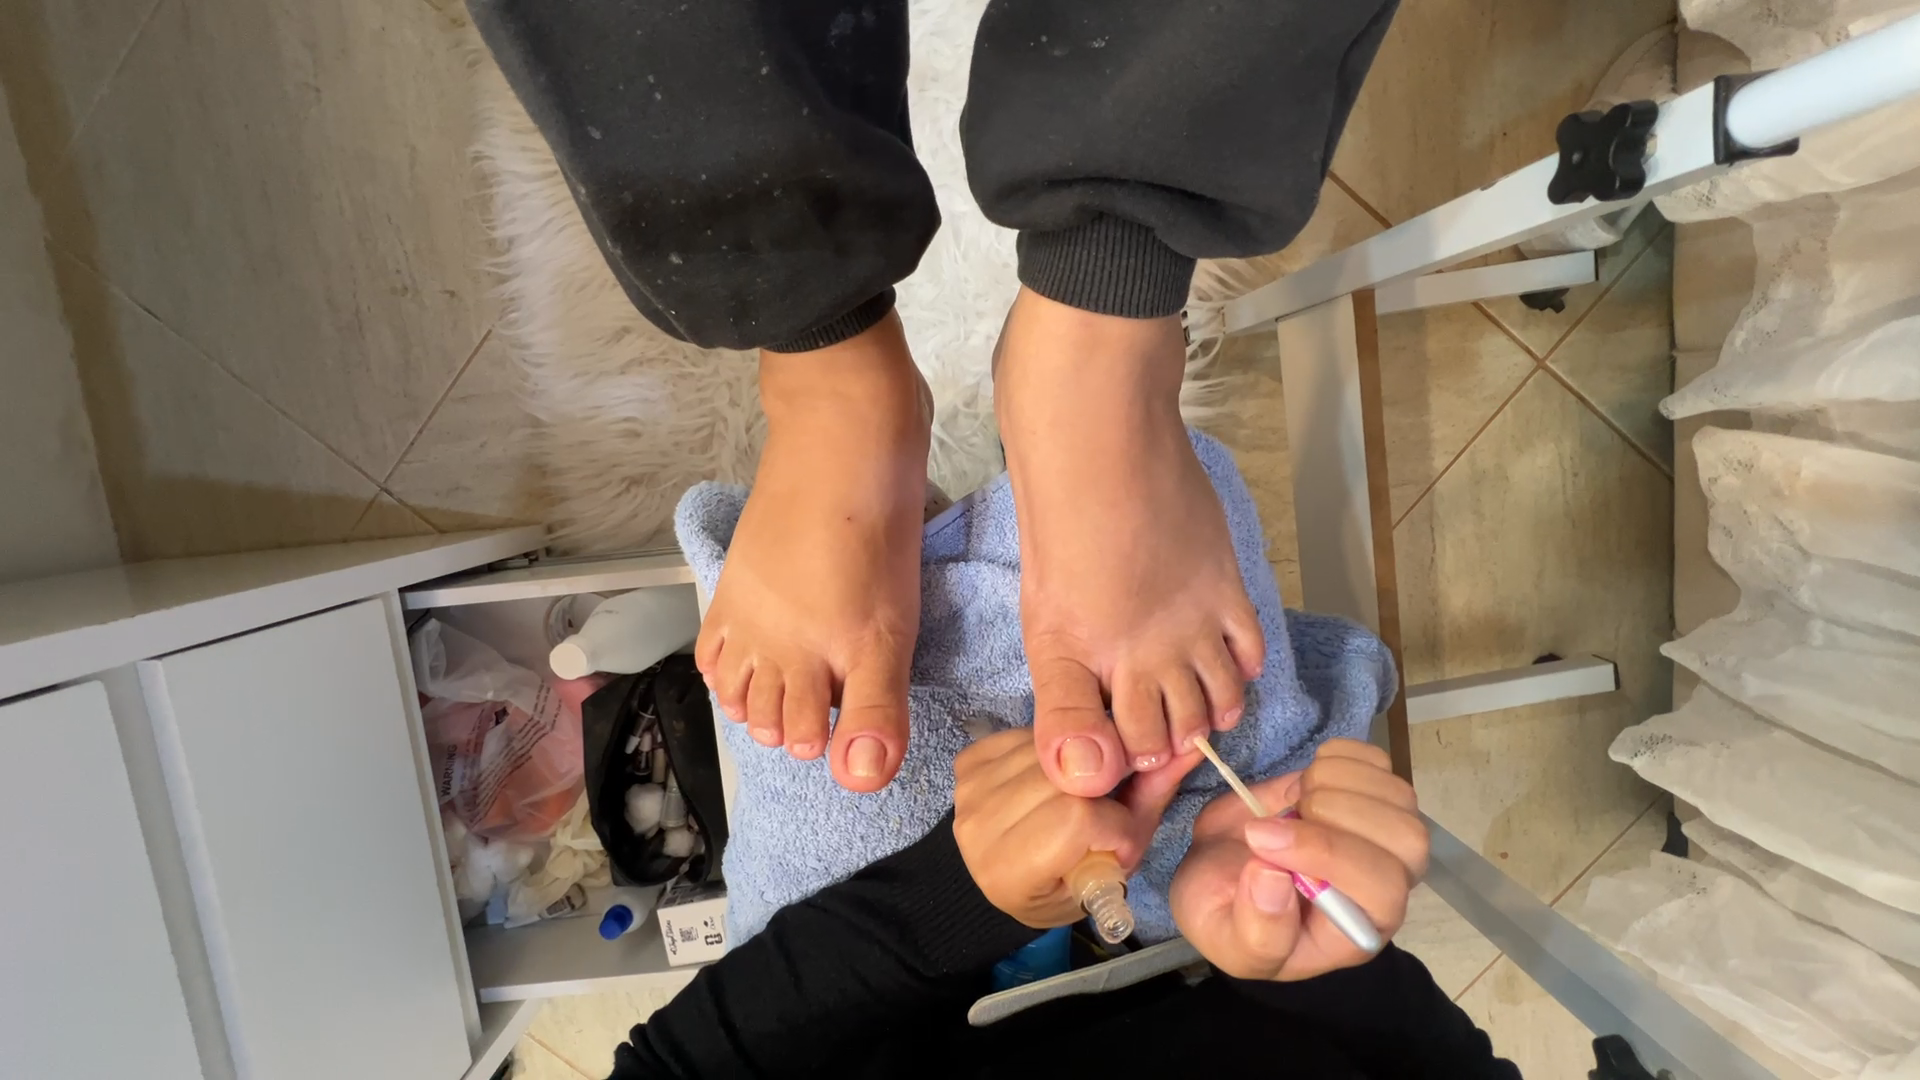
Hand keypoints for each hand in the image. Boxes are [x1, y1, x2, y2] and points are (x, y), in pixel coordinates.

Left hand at [953, 728, 1197, 928]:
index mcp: (1008, 871)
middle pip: (1062, 778)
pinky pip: (1023, 735)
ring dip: (1074, 766)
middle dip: (1096, 790)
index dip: (1111, 825)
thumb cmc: (1065, 880)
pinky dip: (1048, 750)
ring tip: (1076, 792)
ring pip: (1046, 749)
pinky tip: (1050, 775)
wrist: (1001, 872)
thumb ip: (1148, 805)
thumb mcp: (1116, 863)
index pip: (1074, 819)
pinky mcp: (967, 759)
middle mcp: (977, 828)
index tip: (1119, 837)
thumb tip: (1187, 746)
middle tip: (1099, 810)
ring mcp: (968, 790)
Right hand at [1169, 739, 1425, 980]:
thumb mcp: (1227, 937)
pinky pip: (1377, 763)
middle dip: (1342, 813)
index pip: (1382, 890)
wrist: (1217, 867)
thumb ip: (1256, 929)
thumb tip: (1273, 877)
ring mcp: (1373, 833)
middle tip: (1289, 813)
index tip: (1262, 838)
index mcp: (1354, 927)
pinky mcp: (1357, 792)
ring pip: (1398, 796)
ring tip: (1296, 798)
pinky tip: (1308, 774)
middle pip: (1408, 840)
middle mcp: (1377, 882)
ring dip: (1339, 781)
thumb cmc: (1223, 910)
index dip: (1329, 854)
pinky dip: (1342, 755)